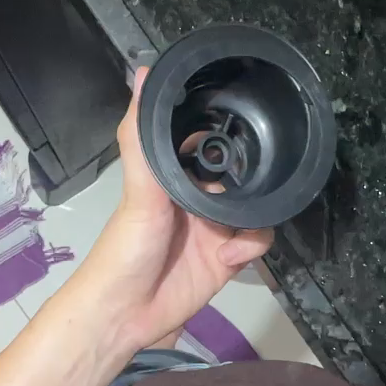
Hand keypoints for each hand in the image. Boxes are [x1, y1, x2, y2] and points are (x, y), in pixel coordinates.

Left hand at [57, 68, 273, 353]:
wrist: (128, 314)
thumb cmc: (125, 250)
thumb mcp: (138, 191)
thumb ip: (142, 138)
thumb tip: (141, 71)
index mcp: (173, 179)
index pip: (205, 142)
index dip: (224, 128)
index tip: (247, 113)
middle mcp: (197, 200)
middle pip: (239, 174)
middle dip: (253, 173)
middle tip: (260, 175)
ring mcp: (215, 230)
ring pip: (255, 208)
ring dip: (254, 214)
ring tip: (235, 227)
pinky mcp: (228, 260)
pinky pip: (257, 242)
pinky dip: (251, 246)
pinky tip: (228, 257)